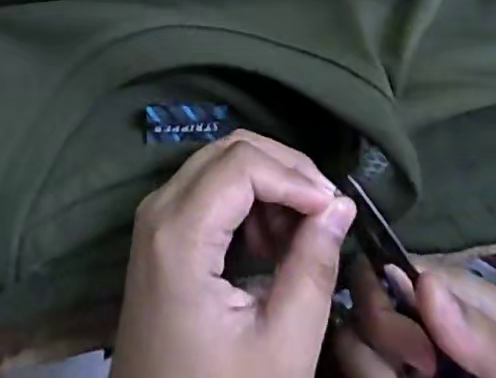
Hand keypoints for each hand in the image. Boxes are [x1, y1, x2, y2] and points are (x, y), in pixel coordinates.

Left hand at [110, 131, 355, 377]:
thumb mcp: (282, 345)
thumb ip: (314, 268)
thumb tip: (340, 204)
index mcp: (179, 234)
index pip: (242, 163)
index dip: (295, 176)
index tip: (334, 208)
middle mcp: (159, 208)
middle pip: (231, 150)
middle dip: (286, 171)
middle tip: (325, 213)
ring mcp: (155, 216)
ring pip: (222, 162)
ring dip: (269, 184)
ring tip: (299, 236)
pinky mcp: (161, 229)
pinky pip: (210, 185)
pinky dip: (248, 199)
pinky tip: (270, 243)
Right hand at [333, 259, 495, 377]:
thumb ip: (487, 335)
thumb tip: (423, 284)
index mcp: (450, 296)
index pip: (383, 273)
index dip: (382, 308)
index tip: (419, 359)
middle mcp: (422, 320)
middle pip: (360, 311)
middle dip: (374, 343)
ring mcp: (412, 359)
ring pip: (353, 348)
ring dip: (368, 369)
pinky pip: (365, 375)